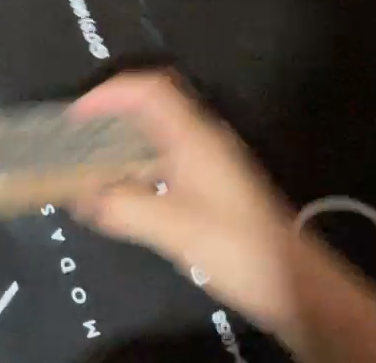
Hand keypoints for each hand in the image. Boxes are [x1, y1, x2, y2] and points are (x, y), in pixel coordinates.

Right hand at [66, 72, 325, 334]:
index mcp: (194, 136)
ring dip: (126, 131)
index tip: (79, 114)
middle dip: (114, 107)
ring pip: (160, 125)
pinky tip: (127, 183)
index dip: (110, 92)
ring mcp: (211, 157)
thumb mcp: (172, 228)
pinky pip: (167, 148)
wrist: (297, 286)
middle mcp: (202, 137)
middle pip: (153, 100)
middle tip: (83, 128)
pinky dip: (140, 154)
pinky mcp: (213, 179)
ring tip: (95, 153)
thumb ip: (121, 207)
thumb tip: (77, 196)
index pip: (149, 89)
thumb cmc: (236, 246)